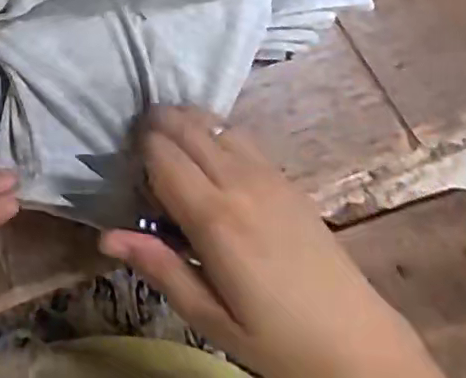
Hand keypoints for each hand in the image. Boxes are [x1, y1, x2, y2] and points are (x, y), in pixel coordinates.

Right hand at [99, 106, 443, 377]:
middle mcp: (237, 181)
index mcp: (215, 219)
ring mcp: (265, 173)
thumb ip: (160, 268)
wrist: (360, 345)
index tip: (129, 169)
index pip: (161, 154)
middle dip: (155, 125)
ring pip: (211, 120)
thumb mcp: (212, 319)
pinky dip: (213, 128)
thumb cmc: (278, 342)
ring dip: (183, 121)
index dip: (138, 150)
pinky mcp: (284, 175)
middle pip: (184, 125)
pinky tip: (208, 151)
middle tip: (140, 148)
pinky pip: (238, 133)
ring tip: (169, 144)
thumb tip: (106, 235)